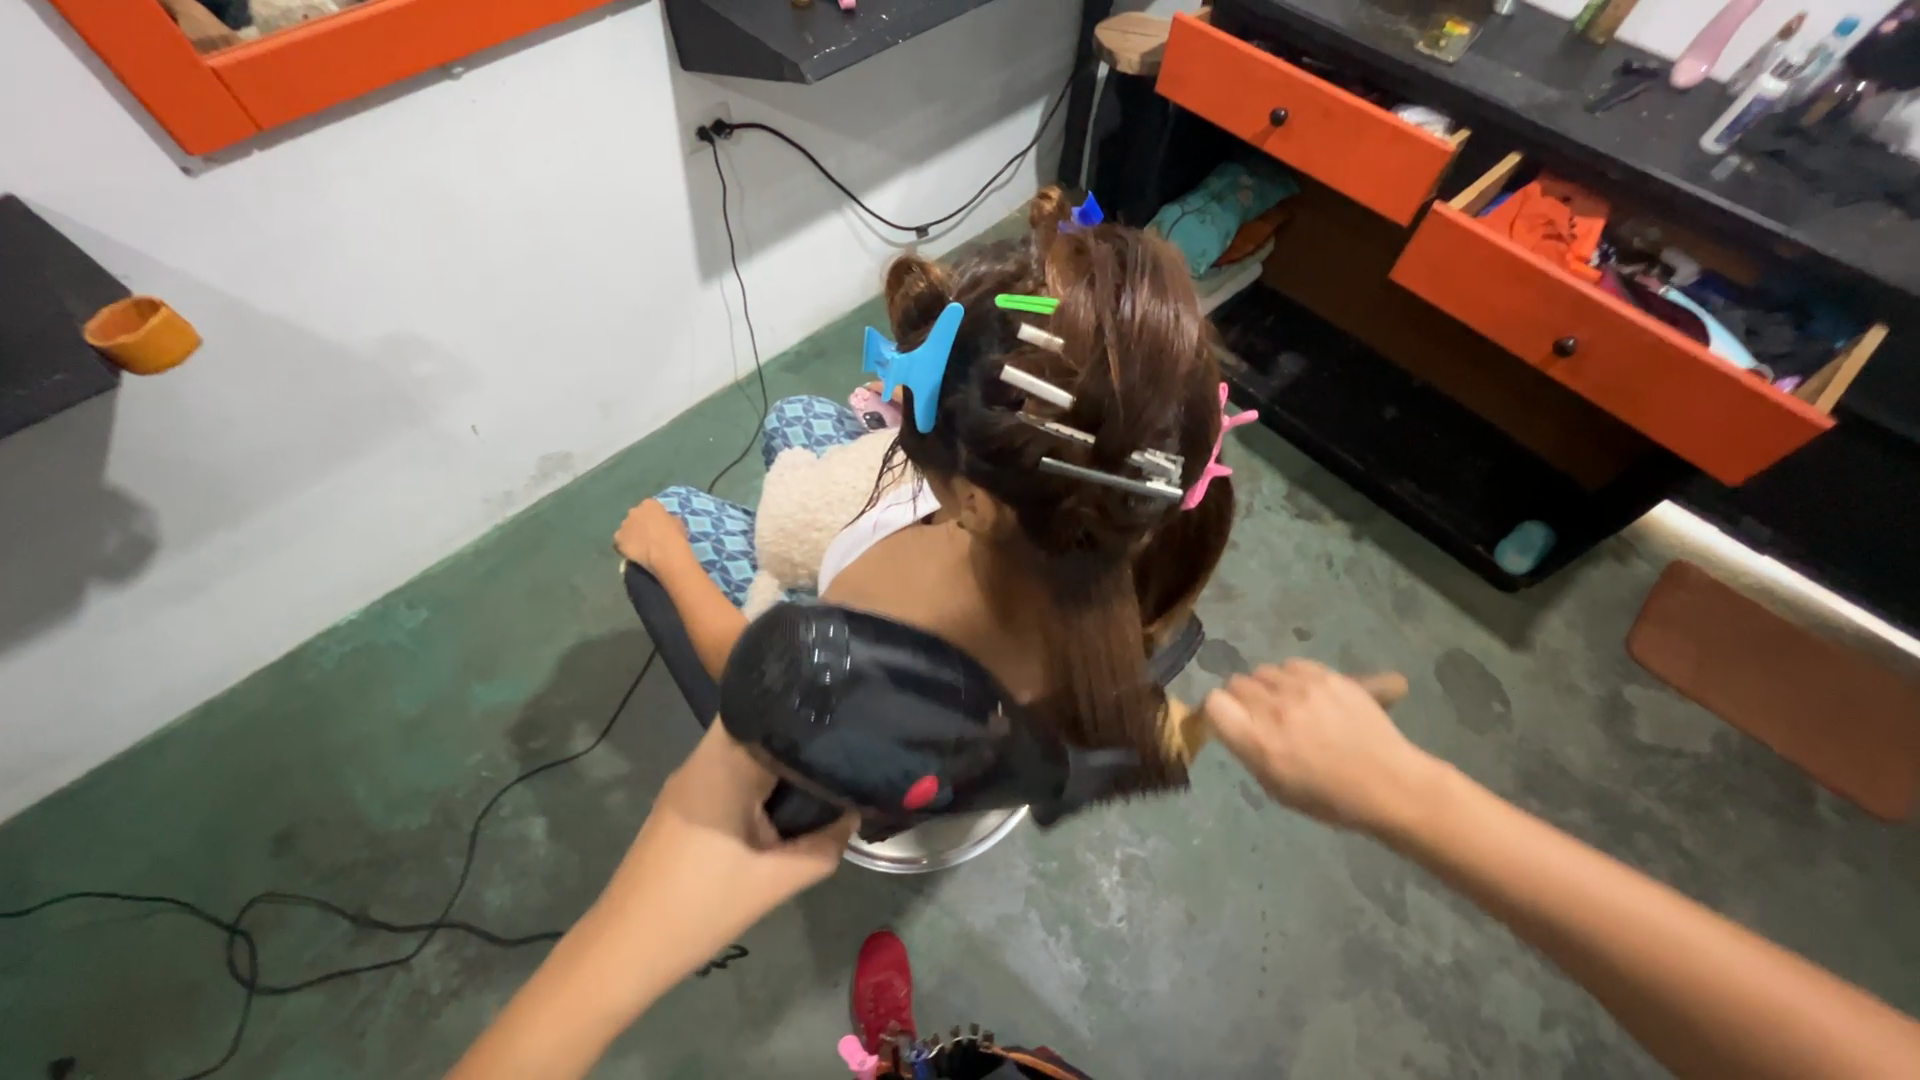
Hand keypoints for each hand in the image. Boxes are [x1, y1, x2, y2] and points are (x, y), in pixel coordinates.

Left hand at [583, 725, 854, 978]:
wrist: (624, 952)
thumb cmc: (700, 909)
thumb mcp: (776, 881)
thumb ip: (825, 845)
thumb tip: (854, 813)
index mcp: (722, 764)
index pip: (766, 707)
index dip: (804, 705)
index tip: (843, 714)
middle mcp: (702, 761)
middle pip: (756, 726)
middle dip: (798, 733)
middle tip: (844, 743)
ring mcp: (687, 782)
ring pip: (743, 751)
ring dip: (779, 759)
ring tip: (825, 767)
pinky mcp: (682, 805)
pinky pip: (730, 773)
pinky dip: (759, 779)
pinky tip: (786, 801)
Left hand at [614, 499, 689, 573]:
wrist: (665, 553)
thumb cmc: (675, 536)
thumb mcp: (678, 522)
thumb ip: (668, 519)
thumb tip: (665, 522)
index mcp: (649, 504)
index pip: (649, 507)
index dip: (654, 516)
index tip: (659, 524)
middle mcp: (633, 511)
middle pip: (635, 516)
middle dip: (640, 523)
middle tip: (649, 535)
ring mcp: (624, 525)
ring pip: (627, 528)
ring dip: (632, 534)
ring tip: (641, 546)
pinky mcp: (617, 539)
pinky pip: (620, 541)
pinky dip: (625, 545)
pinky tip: (633, 552)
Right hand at [1204, 659, 1438, 831]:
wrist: (1389, 785)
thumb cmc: (1329, 798)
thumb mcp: (1275, 786)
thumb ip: (1248, 749)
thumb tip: (1235, 723)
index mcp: (1257, 741)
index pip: (1214, 703)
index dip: (1218, 710)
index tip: (1231, 721)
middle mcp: (1274, 709)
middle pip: (1236, 683)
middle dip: (1243, 699)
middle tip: (1262, 716)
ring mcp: (1302, 689)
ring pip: (1263, 671)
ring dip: (1268, 686)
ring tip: (1288, 704)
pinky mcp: (1328, 676)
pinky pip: (1292, 665)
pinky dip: (1292, 678)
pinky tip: (1308, 695)